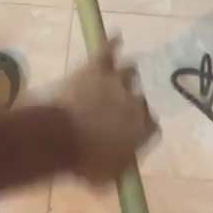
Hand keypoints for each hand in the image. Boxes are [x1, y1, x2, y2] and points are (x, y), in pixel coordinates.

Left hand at [57, 37, 157, 184]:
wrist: (60, 137)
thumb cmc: (83, 162)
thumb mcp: (107, 176)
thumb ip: (120, 166)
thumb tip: (123, 164)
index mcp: (143, 131)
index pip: (152, 125)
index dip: (142, 125)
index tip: (134, 127)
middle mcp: (136, 104)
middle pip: (141, 96)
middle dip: (134, 98)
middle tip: (125, 99)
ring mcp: (117, 83)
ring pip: (129, 71)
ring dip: (128, 71)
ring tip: (129, 67)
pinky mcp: (98, 68)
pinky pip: (109, 50)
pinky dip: (113, 42)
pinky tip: (117, 36)